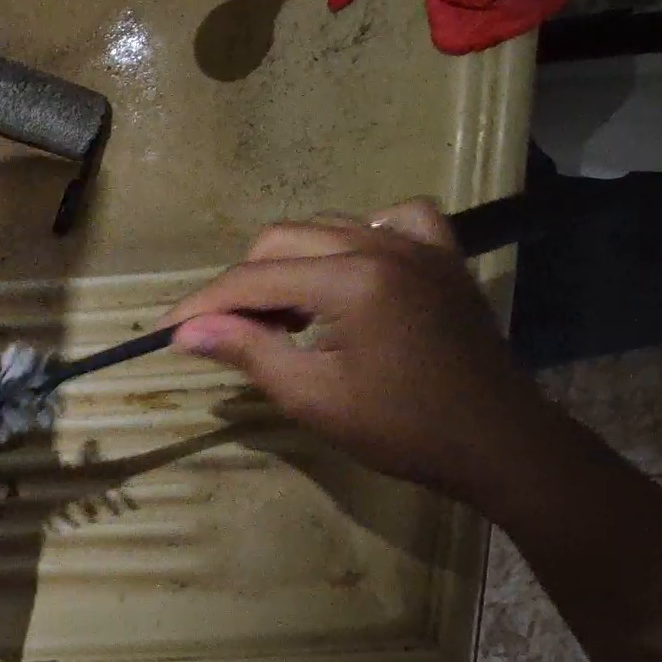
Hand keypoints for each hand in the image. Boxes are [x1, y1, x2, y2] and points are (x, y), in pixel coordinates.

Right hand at [161, 199, 558, 499]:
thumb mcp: (310, 395)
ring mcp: (417, 245)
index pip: (250, 279)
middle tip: (226, 332)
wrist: (497, 443)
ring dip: (287, 263)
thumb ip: (246, 350)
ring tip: (280, 314)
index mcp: (350, 281)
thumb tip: (184, 330)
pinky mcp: (441, 256)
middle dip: (239, 284)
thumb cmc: (399, 427)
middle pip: (279, 241)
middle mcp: (381, 246)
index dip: (200, 305)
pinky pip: (390, 219)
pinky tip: (346, 268)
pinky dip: (355, 236)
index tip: (164, 331)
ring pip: (323, 226)